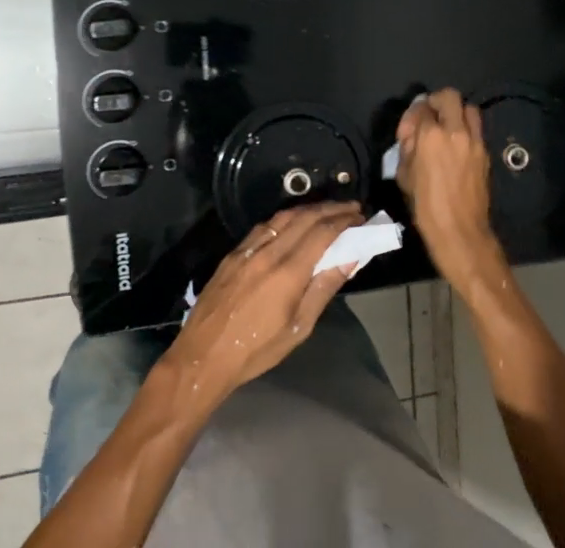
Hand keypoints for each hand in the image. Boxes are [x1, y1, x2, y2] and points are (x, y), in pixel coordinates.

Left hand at [161, 201, 364, 405]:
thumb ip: (324, 288)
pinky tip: (293, 224)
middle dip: (331, 209)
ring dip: (308, 210)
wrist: (204, 356)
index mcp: (287, 272)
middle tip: (351, 209)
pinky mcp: (232, 255)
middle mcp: (268, 253)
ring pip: (283, 218)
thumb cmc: (257, 350)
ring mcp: (247, 251)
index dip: (344, 221)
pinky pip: (264, 227)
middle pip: (304, 218)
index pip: (322, 233)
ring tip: (327, 212)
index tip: (361, 218)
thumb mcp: (299, 327)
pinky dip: (285, 219)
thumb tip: (350, 259)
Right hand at [397, 88, 507, 295]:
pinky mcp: (486, 153)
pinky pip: (477, 129)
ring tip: (446, 128)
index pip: (421, 108)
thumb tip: (412, 135)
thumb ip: (408, 148)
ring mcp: (475, 141)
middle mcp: (456, 131)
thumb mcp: (405, 176)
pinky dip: (466, 129)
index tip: (409, 129)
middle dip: (436, 101)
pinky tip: (457, 146)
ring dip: (456, 112)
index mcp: (431, 136)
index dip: (413, 115)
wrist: (460, 230)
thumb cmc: (426, 207)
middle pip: (449, 96)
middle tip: (429, 116)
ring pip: (469, 108)